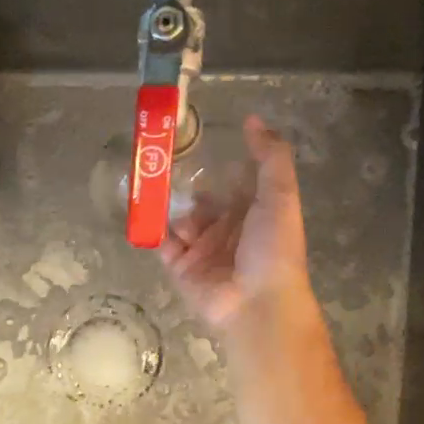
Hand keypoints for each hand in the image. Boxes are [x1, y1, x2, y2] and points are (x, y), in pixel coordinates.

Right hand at [158, 114, 312, 330]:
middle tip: (164, 155)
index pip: (235, 180)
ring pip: (180, 218)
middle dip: (187, 181)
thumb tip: (252, 120)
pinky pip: (163, 243)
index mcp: (255, 211)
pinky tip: (143, 208)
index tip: (199, 134)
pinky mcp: (181, 268)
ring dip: (168, 202)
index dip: (221, 160)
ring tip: (151, 180)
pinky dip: (153, 228)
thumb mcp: (280, 194)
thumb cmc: (273, 248)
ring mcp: (202, 249)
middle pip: (203, 198)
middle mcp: (228, 228)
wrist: (256, 303)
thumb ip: (270, 156)